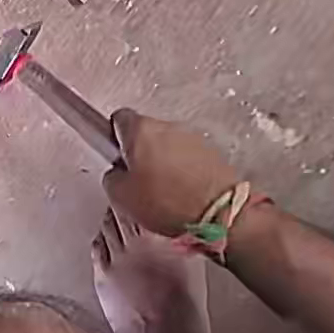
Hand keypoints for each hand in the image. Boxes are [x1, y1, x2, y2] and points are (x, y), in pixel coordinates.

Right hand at [103, 110, 244, 234]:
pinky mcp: (213, 153)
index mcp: (140, 130)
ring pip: (168, 144)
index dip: (113, 136)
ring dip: (163, 160)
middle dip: (140, 151)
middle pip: (145, 132)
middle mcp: (168, 126)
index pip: (119, 118)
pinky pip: (188, 157)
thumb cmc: (165, 201)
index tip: (115, 156)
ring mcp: (193, 138)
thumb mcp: (121, 195)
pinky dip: (183, 169)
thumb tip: (118, 172)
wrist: (221, 214)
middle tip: (137, 179)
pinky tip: (182, 193)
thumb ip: (112, 176)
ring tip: (163, 190)